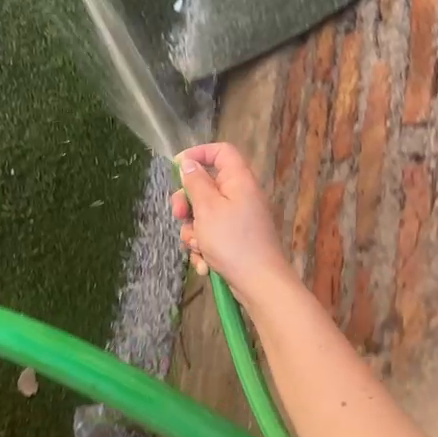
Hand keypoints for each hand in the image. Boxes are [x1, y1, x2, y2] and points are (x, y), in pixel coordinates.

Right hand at [169, 143, 290, 292]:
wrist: (260, 284)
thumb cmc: (233, 241)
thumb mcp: (207, 208)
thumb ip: (195, 182)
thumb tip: (188, 164)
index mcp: (239, 181)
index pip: (221, 152)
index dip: (198, 153)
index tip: (177, 168)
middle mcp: (241, 196)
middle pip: (206, 185)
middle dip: (187, 202)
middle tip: (179, 215)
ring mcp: (239, 219)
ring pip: (204, 213)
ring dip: (193, 230)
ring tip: (196, 246)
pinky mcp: (236, 239)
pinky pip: (211, 234)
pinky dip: (203, 246)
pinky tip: (203, 262)